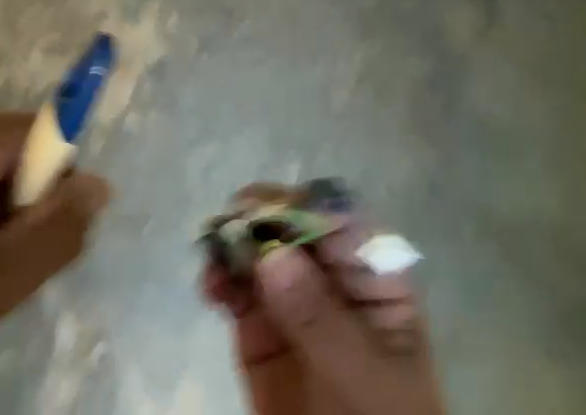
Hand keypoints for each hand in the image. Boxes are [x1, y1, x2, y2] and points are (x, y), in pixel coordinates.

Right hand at [201, 186, 443, 414]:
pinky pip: (231, 285)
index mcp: (376, 287)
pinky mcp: (255, 327)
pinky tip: (210, 291)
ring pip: (254, 248)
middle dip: (258, 217)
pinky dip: (215, 275)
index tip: (266, 208)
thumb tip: (272, 251)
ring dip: (229, 242)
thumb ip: (320, 319)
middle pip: (291, 225)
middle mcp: (330, 284)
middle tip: (230, 226)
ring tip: (214, 266)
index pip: (345, 224)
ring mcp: (289, 303)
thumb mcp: (363, 379)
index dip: (306, 207)